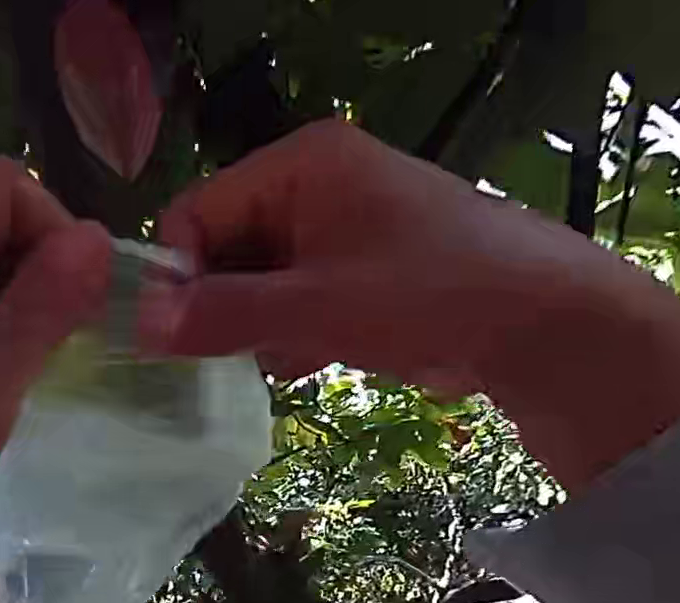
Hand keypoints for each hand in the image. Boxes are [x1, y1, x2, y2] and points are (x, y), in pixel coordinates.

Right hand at [143, 119, 679, 486]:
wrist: (540, 326)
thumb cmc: (429, 293)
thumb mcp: (317, 305)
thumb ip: (224, 313)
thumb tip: (139, 327)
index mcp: (297, 166)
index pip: (195, 213)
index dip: (177, 274)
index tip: (178, 334)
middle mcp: (307, 189)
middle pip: (220, 251)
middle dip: (218, 307)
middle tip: (232, 352)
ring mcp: (328, 234)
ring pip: (249, 285)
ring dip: (252, 328)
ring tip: (284, 353)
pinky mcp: (345, 275)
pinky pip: (283, 304)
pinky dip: (283, 337)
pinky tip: (308, 357)